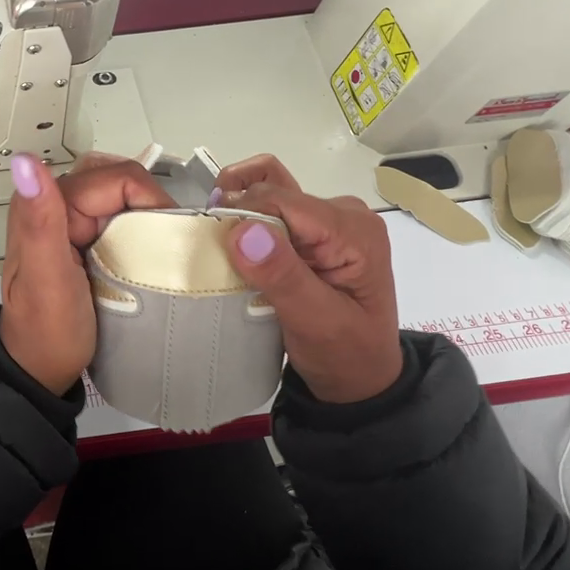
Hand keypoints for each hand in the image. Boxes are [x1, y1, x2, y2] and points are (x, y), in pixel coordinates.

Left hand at [0, 152, 174, 393]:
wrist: (39, 366)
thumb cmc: (45, 330)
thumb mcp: (45, 277)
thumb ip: (40, 219)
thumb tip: (25, 160)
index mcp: (47, 203)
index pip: (118, 178)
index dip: (150, 202)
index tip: (165, 241)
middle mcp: (58, 202)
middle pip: (123, 182)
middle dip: (151, 209)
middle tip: (163, 250)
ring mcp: (74, 221)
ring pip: (126, 199)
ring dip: (149, 220)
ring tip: (159, 255)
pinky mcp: (87, 239)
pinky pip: (123, 218)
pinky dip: (143, 232)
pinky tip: (150, 258)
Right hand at [215, 155, 402, 403]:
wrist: (361, 378)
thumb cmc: (344, 354)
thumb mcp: (315, 321)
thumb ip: (283, 276)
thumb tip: (244, 231)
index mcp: (353, 230)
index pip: (282, 200)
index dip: (242, 214)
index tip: (212, 245)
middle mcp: (343, 214)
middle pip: (273, 192)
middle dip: (236, 211)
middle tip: (208, 248)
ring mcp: (329, 220)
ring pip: (270, 191)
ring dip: (237, 208)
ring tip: (213, 236)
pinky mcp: (315, 230)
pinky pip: (274, 205)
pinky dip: (246, 215)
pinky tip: (230, 235)